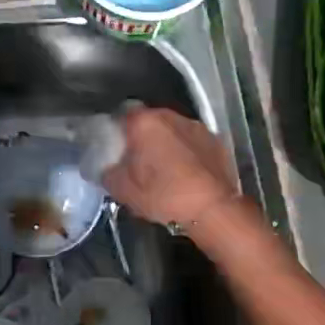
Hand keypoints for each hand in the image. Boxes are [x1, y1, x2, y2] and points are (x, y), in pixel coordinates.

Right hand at [97, 105, 240, 228]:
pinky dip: (187, 152)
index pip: (122, 116)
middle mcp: (171, 116)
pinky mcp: (216, 141)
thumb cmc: (163, 195)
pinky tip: (186, 172)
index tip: (115, 149)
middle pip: (150, 121)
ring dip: (166, 143)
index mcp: (144, 122)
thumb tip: (107, 168)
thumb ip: (108, 173)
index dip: (117, 132)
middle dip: (143, 137)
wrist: (212, 209)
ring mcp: (197, 126)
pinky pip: (193, 142)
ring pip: (173, 130)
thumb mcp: (122, 190)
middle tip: (138, 160)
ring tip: (164, 168)